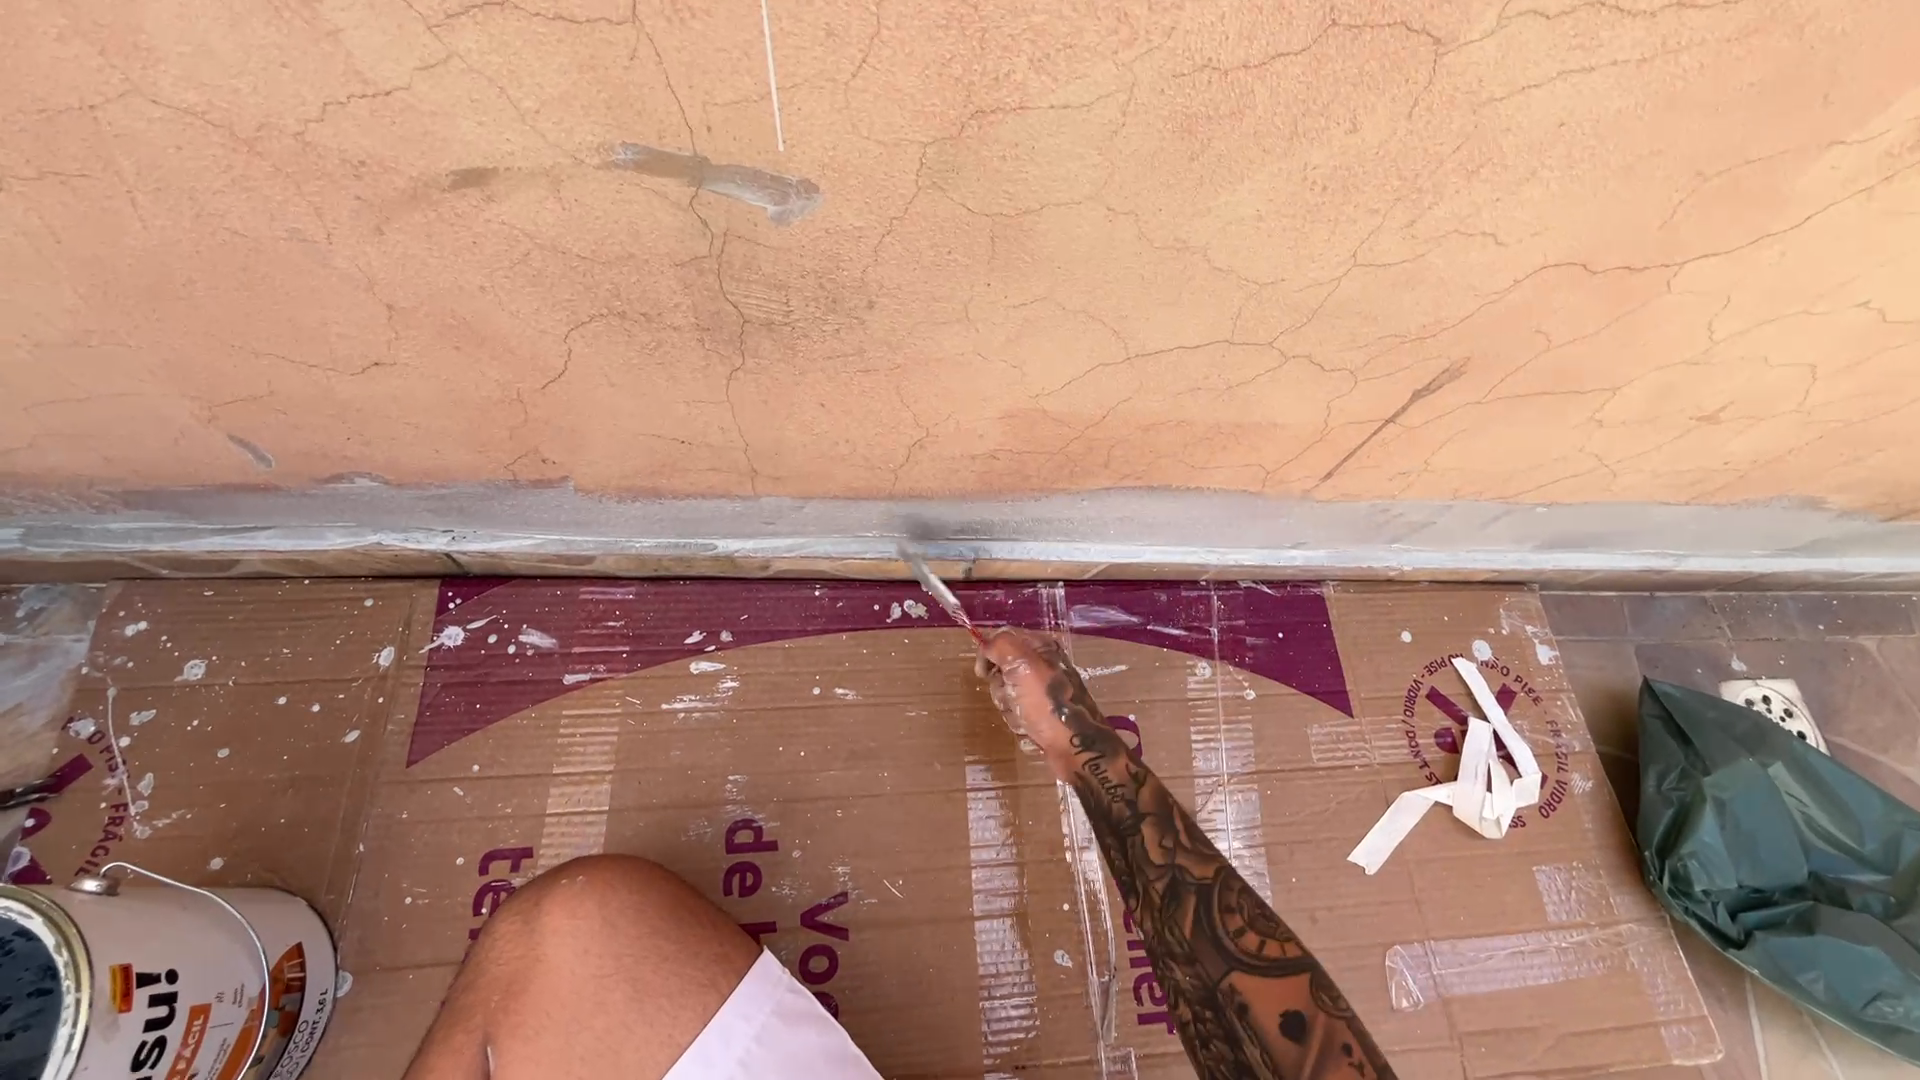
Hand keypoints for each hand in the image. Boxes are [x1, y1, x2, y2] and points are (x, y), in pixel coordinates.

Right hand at [975, 628, 1103, 764]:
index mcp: (1041, 647)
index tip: (983, 672)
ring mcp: (1042, 693)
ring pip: (1006, 695)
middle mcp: (1042, 667)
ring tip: (1026, 718)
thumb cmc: (1049, 705)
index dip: (989, 654)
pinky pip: (1016, 715)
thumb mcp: (1023, 665)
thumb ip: (1000, 645)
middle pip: (1001, 671)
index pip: (1002, 639)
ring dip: (1010, 709)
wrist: (1076, 748)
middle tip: (1015, 696)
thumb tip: (985, 644)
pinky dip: (1019, 724)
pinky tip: (1031, 730)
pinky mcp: (1042, 716)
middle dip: (1001, 688)